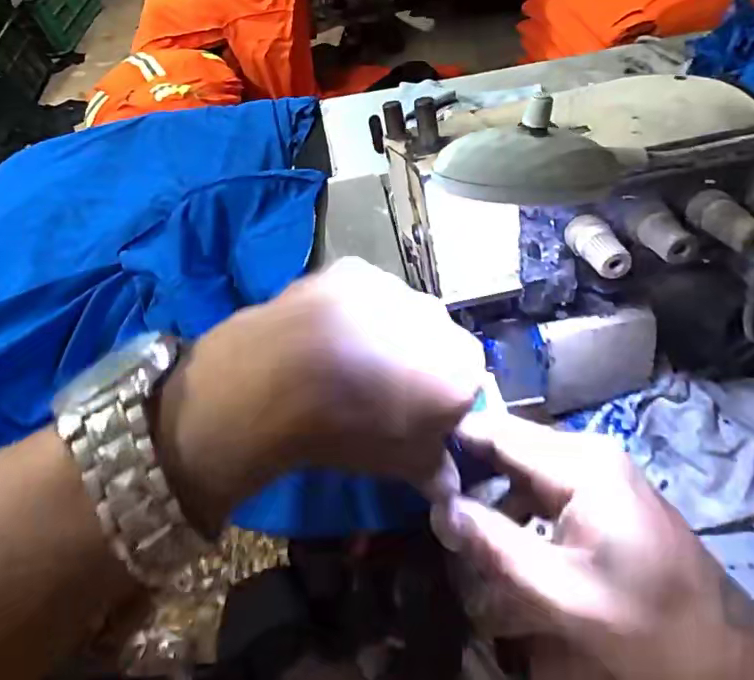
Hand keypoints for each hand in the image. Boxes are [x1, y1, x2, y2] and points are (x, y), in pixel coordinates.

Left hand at [156, 257, 485, 528]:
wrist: (284, 377)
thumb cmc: (354, 428)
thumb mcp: (402, 466)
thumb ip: (437, 471)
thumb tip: (448, 485)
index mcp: (462, 367)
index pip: (469, 385)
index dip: (443, 402)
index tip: (416, 418)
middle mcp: (438, 319)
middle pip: (435, 342)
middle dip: (415, 361)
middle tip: (377, 390)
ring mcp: (395, 287)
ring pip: (398, 312)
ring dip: (383, 330)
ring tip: (342, 360)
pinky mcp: (354, 269)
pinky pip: (361, 292)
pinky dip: (350, 307)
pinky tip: (323, 331)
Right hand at [435, 414, 753, 679]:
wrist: (730, 655)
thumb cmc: (650, 626)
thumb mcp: (566, 596)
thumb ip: (497, 549)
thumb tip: (440, 512)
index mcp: (581, 463)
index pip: (497, 432)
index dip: (453, 447)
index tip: (418, 473)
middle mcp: (589, 449)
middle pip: (509, 444)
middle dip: (471, 474)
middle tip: (440, 512)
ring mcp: (601, 465)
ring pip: (524, 463)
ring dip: (493, 493)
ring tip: (467, 532)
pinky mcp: (606, 486)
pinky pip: (547, 481)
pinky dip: (520, 503)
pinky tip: (509, 538)